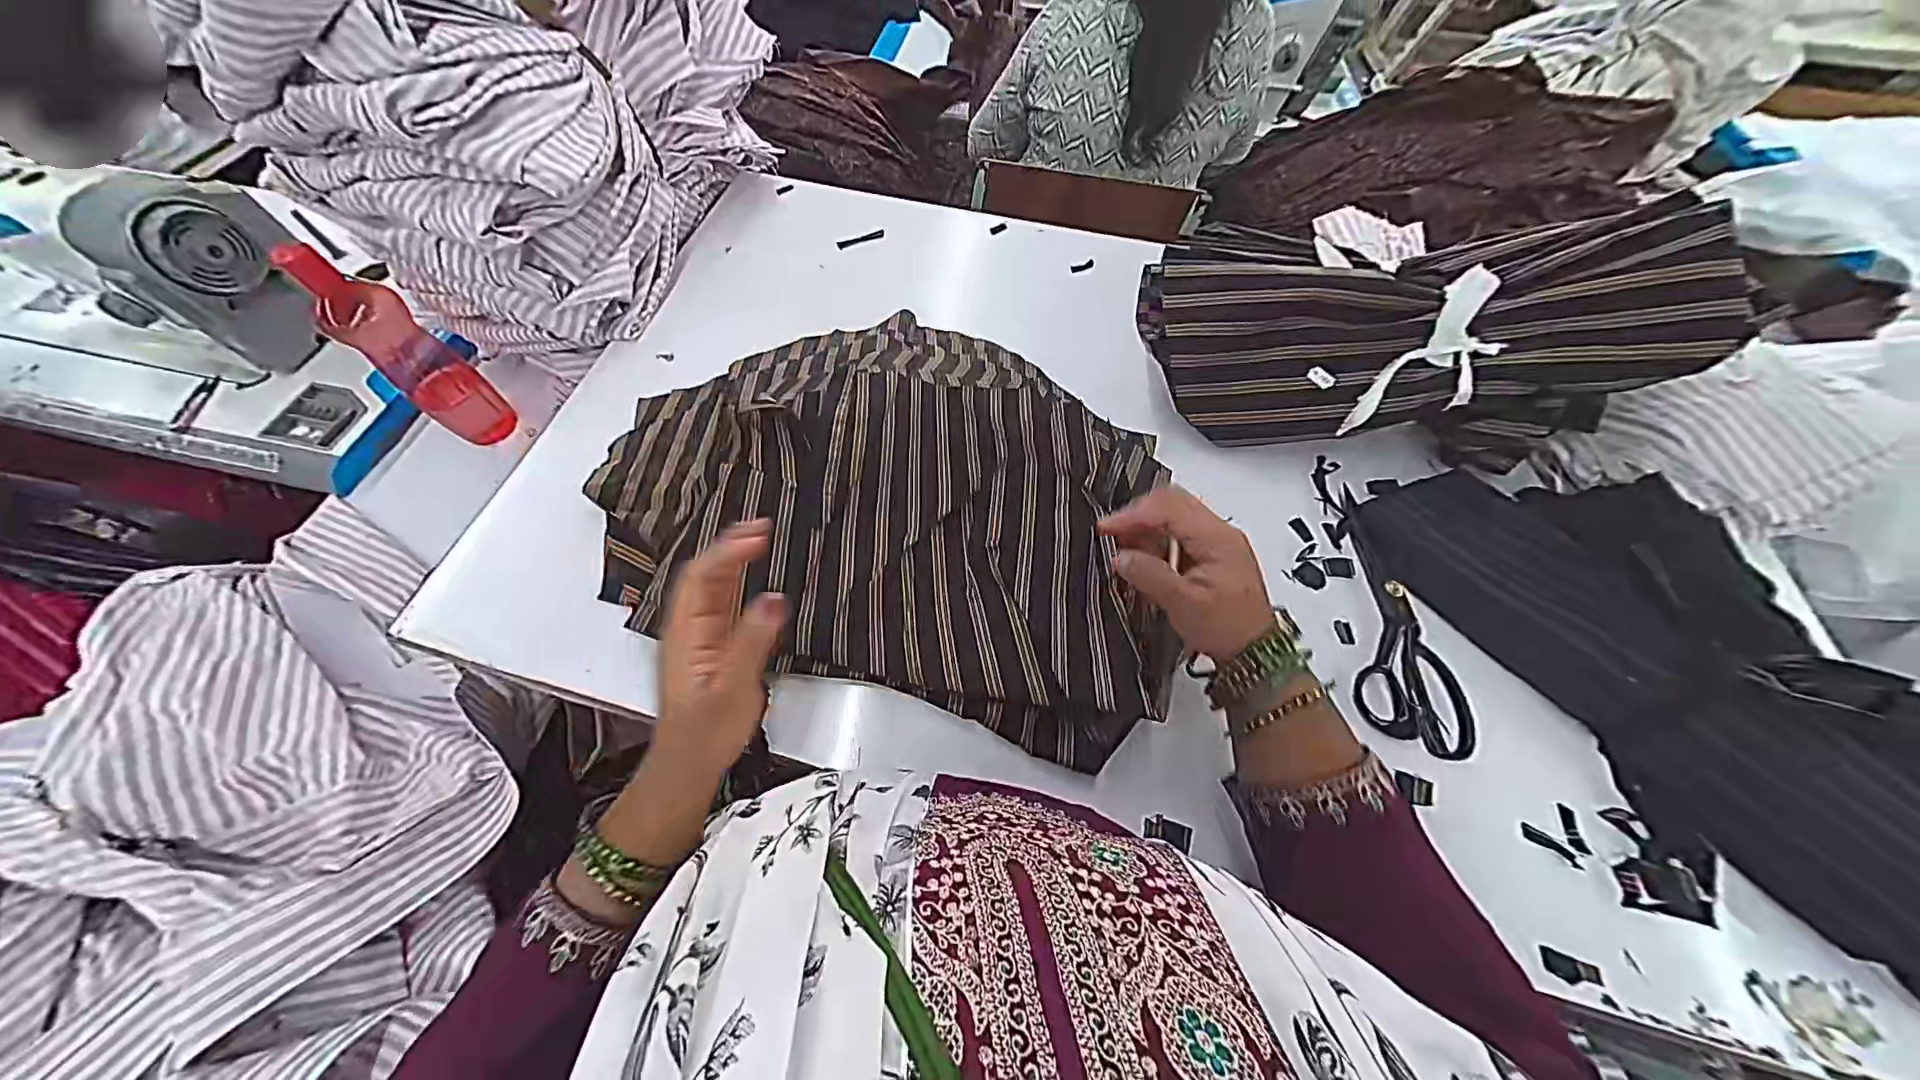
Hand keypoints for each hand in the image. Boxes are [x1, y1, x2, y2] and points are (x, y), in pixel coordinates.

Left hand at [650, 519, 788, 782]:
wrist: (691, 761)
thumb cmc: (704, 731)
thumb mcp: (733, 687)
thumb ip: (753, 641)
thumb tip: (773, 601)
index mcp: (686, 633)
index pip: (702, 577)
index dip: (728, 550)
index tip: (756, 534)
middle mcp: (690, 628)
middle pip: (706, 574)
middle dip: (731, 545)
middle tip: (760, 526)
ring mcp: (700, 635)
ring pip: (715, 586)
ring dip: (735, 559)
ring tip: (759, 538)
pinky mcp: (713, 645)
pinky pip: (725, 602)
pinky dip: (741, 581)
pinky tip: (755, 575)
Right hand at [1099, 487, 1274, 660]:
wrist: (1253, 651)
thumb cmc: (1230, 629)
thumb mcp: (1183, 604)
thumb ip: (1150, 575)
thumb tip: (1122, 558)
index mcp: (1217, 539)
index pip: (1168, 508)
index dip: (1132, 515)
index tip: (1107, 528)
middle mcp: (1219, 533)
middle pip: (1171, 503)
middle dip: (1137, 517)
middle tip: (1113, 536)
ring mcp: (1216, 542)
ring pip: (1172, 517)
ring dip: (1145, 530)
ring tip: (1126, 554)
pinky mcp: (1210, 554)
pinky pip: (1177, 535)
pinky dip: (1155, 542)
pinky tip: (1145, 562)